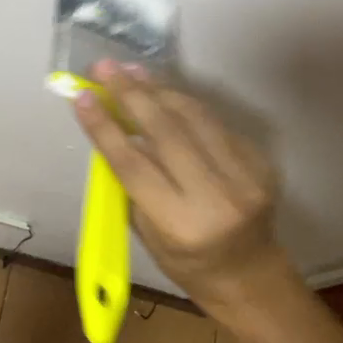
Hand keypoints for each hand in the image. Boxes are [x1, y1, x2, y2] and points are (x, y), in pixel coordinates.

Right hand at [70, 60, 290, 311]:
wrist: (250, 274)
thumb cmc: (186, 262)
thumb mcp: (147, 232)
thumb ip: (133, 182)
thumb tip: (116, 127)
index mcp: (180, 223)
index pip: (133, 165)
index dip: (105, 128)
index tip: (81, 97)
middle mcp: (216, 197)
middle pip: (167, 132)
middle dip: (131, 95)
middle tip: (105, 67)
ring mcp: (245, 177)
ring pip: (195, 118)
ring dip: (159, 90)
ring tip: (131, 70)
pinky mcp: (260, 162)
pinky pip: (215, 124)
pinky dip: (185, 105)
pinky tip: (163, 92)